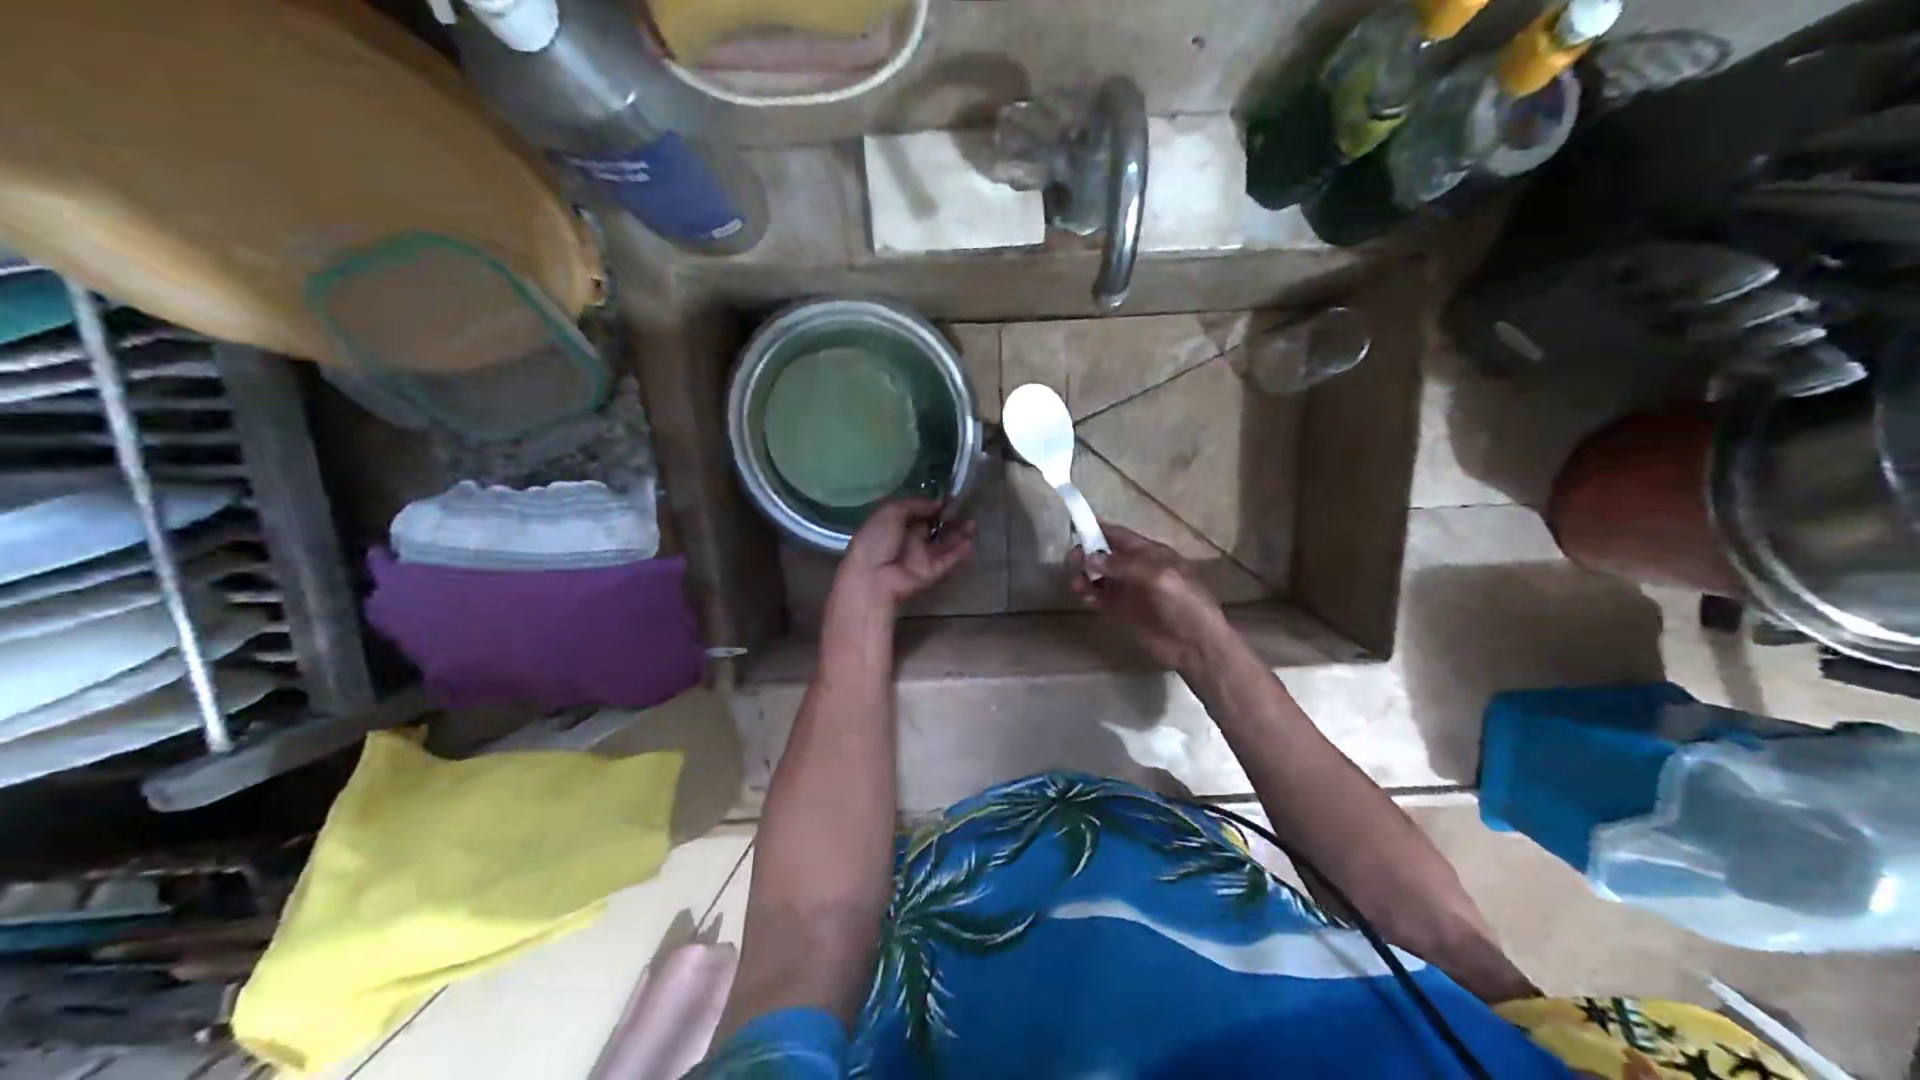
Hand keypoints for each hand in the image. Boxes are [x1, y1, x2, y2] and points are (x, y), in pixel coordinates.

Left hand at [831, 498, 975, 615]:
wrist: (873, 577)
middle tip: (965, 509)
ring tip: (972, 522)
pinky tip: (969, 541)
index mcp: (895, 525)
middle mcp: (909, 540)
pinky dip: (959, 552)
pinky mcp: (931, 572)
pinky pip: (948, 560)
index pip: (918, 513)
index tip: (949, 498)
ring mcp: (921, 557)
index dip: (933, 506)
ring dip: (958, 534)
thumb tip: (938, 503)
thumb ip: (916, 504)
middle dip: (949, 519)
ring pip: (944, 544)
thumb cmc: (877, 540)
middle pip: (933, 528)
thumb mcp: (891, 511)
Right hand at [1069, 525, 1228, 671]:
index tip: (1075, 525)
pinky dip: (1089, 596)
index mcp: (1151, 554)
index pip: (1120, 536)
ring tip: (1077, 585)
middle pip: (1104, 554)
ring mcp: (1128, 590)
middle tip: (1073, 560)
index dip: (1099, 529)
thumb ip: (1125, 565)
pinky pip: (1099, 598)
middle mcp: (1136, 568)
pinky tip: (1087, 599)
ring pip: (1098, 576)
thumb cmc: (1185, 604)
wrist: (1196, 645)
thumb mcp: (1160, 577)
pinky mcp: (1122, 611)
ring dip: (1084, 576)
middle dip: (1087, 553)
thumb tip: (1091, 558)